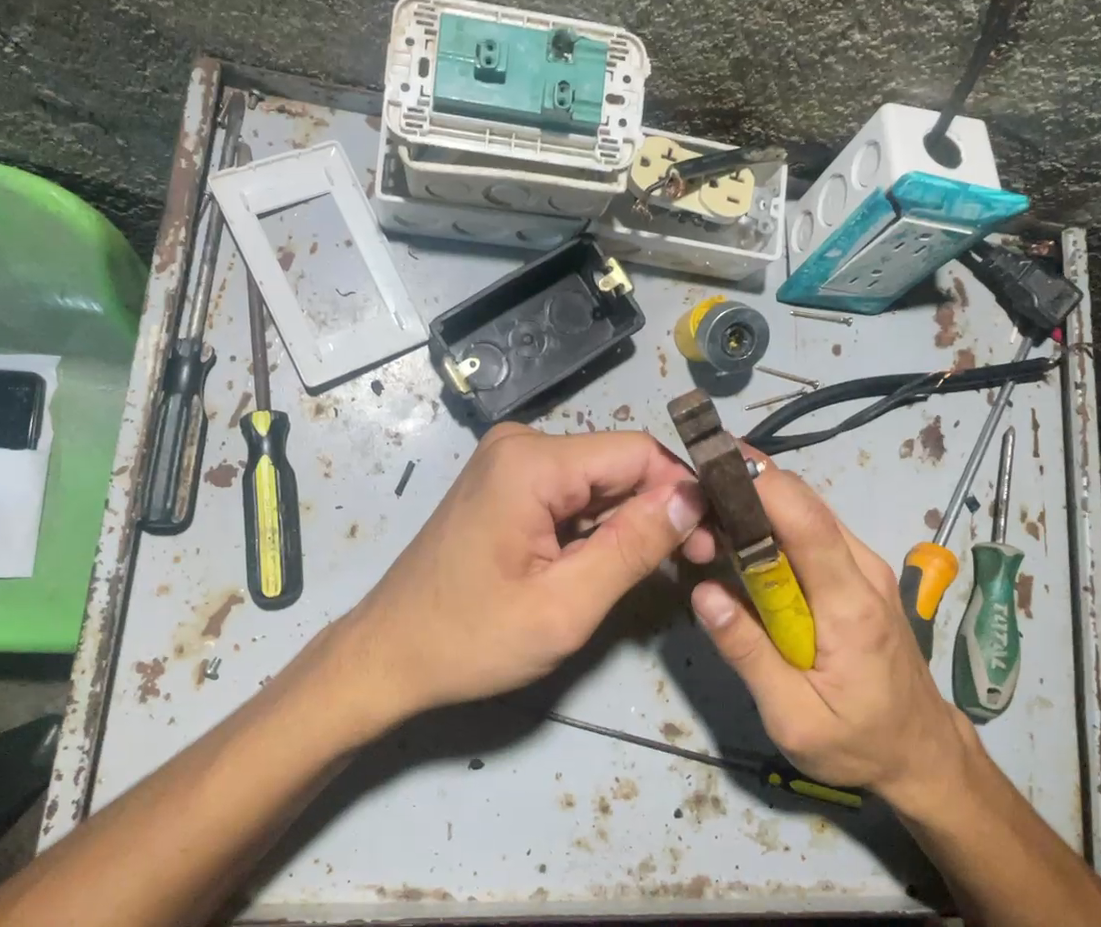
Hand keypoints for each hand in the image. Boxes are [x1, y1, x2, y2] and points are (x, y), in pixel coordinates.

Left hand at [344, 424, 713, 721]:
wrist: (388, 655)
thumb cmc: (471, 639)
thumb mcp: (565, 605)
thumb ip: (634, 545)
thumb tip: (693, 496)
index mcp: (532, 462)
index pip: (638, 452)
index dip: (683, 491)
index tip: (711, 540)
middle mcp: (520, 445)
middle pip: (618, 464)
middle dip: (659, 510)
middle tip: (690, 564)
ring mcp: (509, 463)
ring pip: (598, 481)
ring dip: (630, 521)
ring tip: (653, 570)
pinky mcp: (505, 486)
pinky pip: (570, 494)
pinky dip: (597, 526)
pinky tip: (608, 562)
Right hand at [689, 452, 972, 809]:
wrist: (923, 755)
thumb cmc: (860, 743)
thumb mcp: (794, 718)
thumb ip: (749, 653)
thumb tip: (703, 592)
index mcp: (850, 604)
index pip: (806, 522)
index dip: (761, 485)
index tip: (712, 466)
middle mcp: (865, 570)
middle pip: (803, 504)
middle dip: (745, 493)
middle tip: (693, 512)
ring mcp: (866, 568)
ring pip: (806, 513)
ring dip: (755, 510)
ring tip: (707, 533)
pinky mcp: (860, 574)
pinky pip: (812, 533)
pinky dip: (773, 528)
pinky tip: (741, 549)